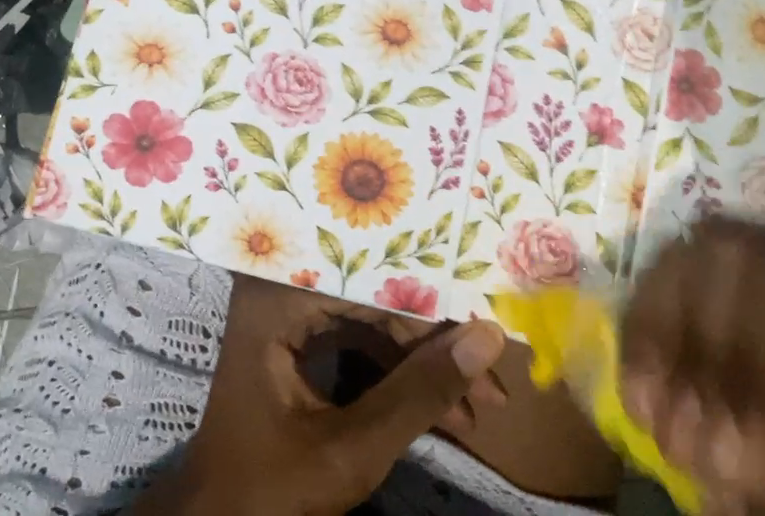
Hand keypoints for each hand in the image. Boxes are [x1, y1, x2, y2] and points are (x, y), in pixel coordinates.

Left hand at [137, 274, 508, 515]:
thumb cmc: (272, 485)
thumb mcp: (352, 447)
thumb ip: (418, 392)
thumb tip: (488, 337)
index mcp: (274, 296)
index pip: (368, 279)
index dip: (432, 307)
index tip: (489, 333)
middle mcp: (276, 287)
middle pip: (373, 295)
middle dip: (434, 344)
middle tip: (492, 385)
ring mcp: (285, 310)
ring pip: (372, 318)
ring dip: (423, 363)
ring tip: (479, 409)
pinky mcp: (295, 334)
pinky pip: (357, 337)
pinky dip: (397, 372)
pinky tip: (444, 409)